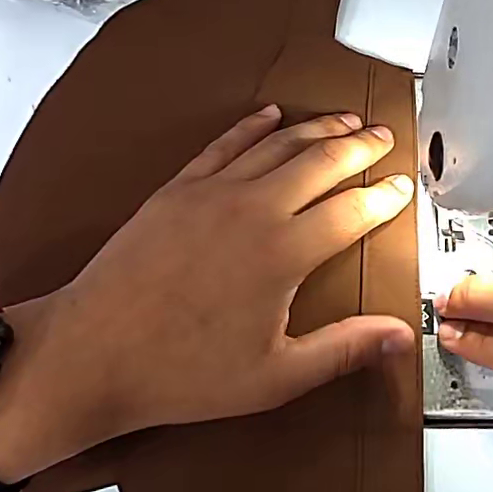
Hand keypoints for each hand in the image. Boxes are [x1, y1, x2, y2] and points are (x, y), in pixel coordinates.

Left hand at [0, 106, 417, 481]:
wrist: (90, 354)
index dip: (386, 197)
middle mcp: (253, 210)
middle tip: (382, 137)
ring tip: (344, 119)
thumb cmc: (180, 371)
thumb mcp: (275, 376)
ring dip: (318, 128)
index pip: (353, 210)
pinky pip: (225, 144)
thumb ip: (343, 349)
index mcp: (283, 253)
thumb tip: (398, 336)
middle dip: (360, 146)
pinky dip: (252, 125)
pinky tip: (270, 115)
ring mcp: (213, 193)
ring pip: (279, 144)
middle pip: (323, 162)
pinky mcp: (178, 189)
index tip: (402, 188)